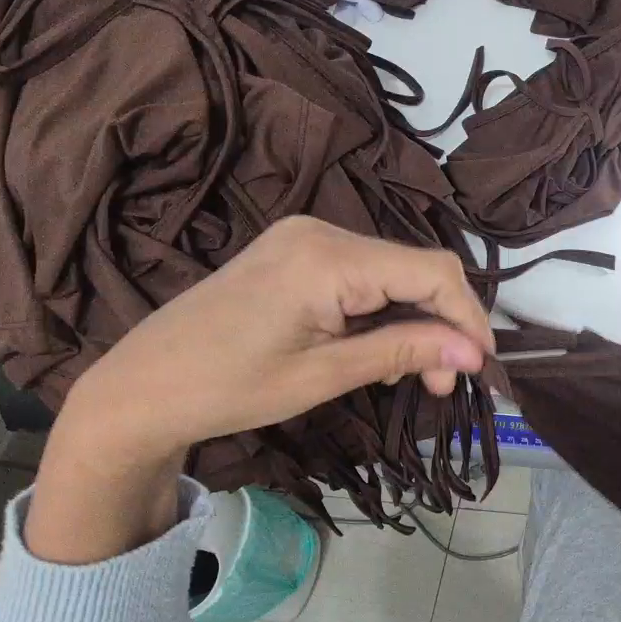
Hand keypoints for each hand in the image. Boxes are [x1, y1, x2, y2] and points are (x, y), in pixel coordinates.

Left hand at [26, 216, 494, 563]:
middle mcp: (322, 232)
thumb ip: (404, 352)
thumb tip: (474, 352)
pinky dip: (386, 311)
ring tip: (417, 375)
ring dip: (417, 320)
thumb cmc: (225, 388)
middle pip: (417, 267)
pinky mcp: (297, 253)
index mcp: (327, 258)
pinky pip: (366, 275)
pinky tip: (382, 349)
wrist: (137, 389)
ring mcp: (307, 238)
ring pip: (395, 272)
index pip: (431, 272)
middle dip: (443, 322)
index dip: (467, 316)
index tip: (483, 365)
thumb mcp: (324, 375)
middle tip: (448, 381)